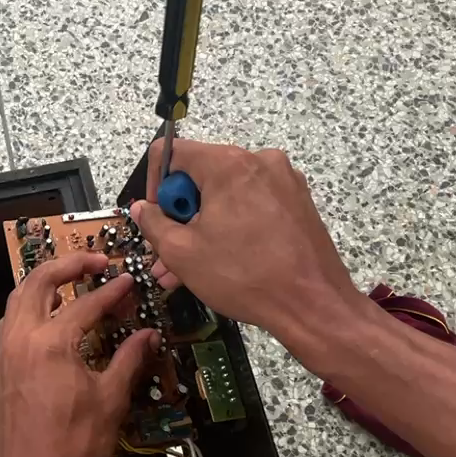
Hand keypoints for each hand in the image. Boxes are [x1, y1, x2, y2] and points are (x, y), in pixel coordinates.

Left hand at [0, 253, 158, 456]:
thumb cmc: (73, 447)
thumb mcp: (110, 401)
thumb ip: (128, 360)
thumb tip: (147, 334)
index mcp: (50, 342)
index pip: (86, 303)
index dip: (111, 290)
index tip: (128, 281)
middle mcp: (22, 337)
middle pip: (38, 281)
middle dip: (67, 265)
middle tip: (95, 262)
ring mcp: (7, 350)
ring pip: (18, 296)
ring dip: (44, 280)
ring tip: (72, 279)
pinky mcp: (2, 365)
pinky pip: (12, 318)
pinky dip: (29, 303)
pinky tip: (50, 313)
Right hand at [131, 138, 371, 368]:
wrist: (313, 304)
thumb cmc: (245, 276)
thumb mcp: (181, 252)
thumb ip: (153, 223)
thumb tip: (143, 209)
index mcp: (227, 164)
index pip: (171, 152)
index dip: (153, 185)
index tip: (156, 217)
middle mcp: (258, 161)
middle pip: (200, 175)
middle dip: (180, 214)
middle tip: (168, 252)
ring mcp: (282, 180)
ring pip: (225, 195)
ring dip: (202, 226)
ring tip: (187, 267)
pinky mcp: (297, 202)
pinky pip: (250, 205)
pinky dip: (231, 226)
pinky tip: (222, 260)